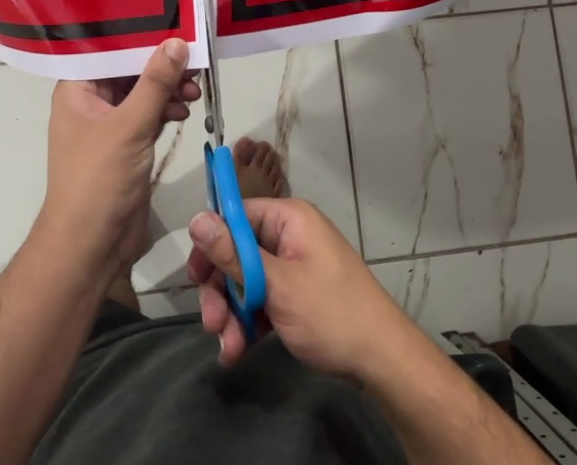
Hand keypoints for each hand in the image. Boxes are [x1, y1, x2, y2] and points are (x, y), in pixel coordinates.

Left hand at [43, 39, 199, 276]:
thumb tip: (177, 42)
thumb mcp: (130, 125)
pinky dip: (166, 109)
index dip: (140, 38)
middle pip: (128, 71)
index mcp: (76, 90)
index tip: (173, 25)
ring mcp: (108, 127)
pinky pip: (148, 115)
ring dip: (167, 89)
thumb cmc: (100, 178)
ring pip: (141, 94)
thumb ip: (155, 82)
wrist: (92, 243)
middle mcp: (89, 103)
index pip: (108, 51)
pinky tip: (184, 110)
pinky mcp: (126, 147)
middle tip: (194, 61)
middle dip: (160, 66)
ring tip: (195, 90)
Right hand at [187, 198, 415, 380]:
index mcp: (290, 220)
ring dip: (232, 314)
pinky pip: (262, 301)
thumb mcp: (276, 285)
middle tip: (211, 323)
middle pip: (237, 253)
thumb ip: (233, 254)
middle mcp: (291, 237)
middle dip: (221, 291)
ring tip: (229, 348)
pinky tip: (237, 352)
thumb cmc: (330, 314)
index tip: (194, 277)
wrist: (382, 361)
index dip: (212, 244)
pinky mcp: (297, 295)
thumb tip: (196, 218)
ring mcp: (295, 267)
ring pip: (246, 282)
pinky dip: (248, 324)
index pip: (236, 216)